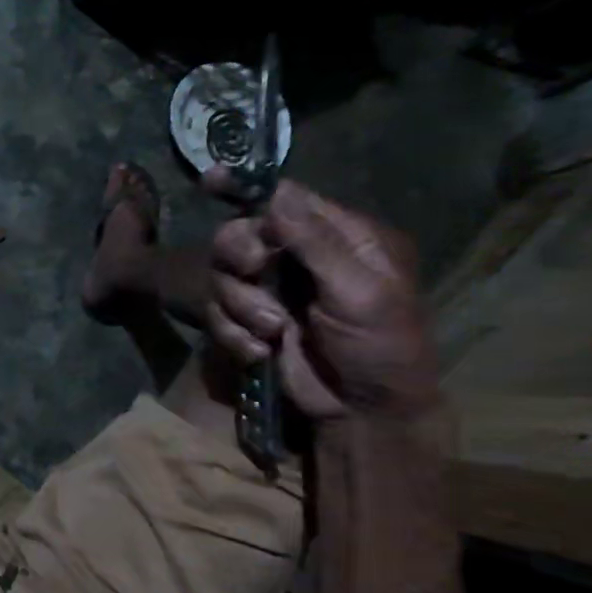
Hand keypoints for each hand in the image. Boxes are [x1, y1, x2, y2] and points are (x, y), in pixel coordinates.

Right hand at [205, 177, 438, 419]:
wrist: (361, 411)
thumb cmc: (381, 346)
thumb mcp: (362, 292)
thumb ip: (318, 242)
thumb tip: (279, 193)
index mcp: (339, 238)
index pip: (285, 199)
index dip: (246, 189)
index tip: (210, 182)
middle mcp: (297, 258)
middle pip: (238, 235)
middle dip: (239, 257)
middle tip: (254, 273)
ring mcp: (268, 292)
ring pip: (221, 277)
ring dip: (241, 306)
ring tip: (273, 332)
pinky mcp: (246, 323)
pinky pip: (216, 315)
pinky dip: (233, 334)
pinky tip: (260, 352)